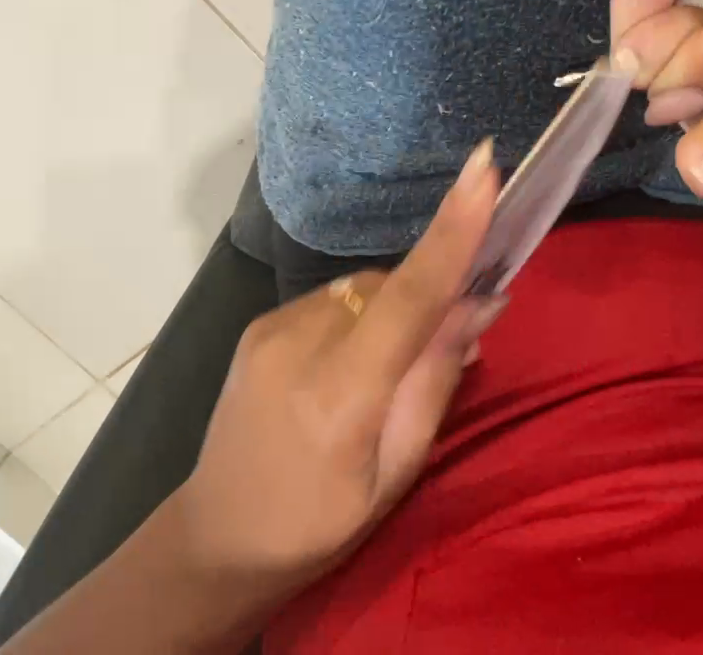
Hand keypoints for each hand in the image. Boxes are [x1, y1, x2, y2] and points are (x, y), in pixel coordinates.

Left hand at [174, 141, 499, 587]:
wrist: (219, 533)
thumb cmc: (319, 523)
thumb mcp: (395, 472)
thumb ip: (434, 381)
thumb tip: (478, 304)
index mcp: (339, 393)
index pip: (409, 297)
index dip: (452, 233)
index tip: (483, 169)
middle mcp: (299, 341)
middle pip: (389, 286)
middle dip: (428, 298)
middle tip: (454, 342)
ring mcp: (271, 327)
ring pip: (362, 289)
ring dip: (392, 310)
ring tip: (386, 371)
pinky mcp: (259, 323)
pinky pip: (334, 299)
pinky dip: (361, 316)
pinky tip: (350, 362)